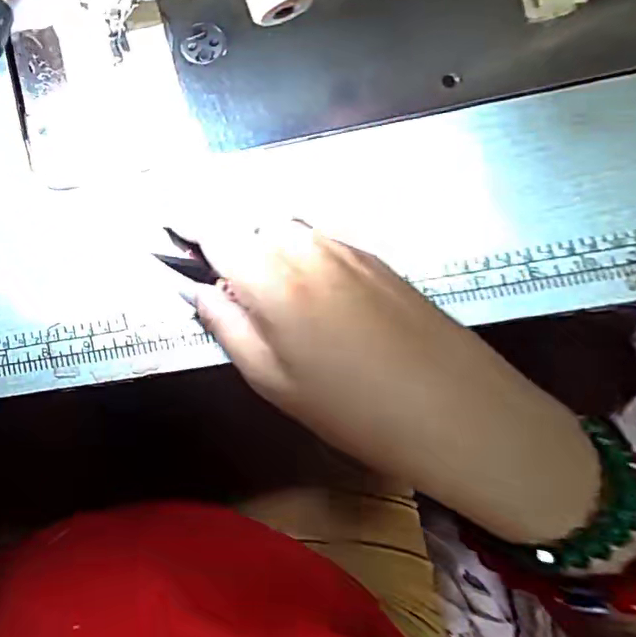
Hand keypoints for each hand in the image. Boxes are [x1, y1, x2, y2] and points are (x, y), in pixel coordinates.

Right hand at [187, 221, 601, 543]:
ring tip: (277, 304)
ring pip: (286, 232)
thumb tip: (199, 291)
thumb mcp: (271, 380)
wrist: (459, 410)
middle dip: (232, 248)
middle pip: (250, 226)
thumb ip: (225, 326)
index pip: (214, 233)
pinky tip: (320, 306)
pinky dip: (302, 260)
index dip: (190, 235)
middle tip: (233, 296)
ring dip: (268, 253)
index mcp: (271, 275)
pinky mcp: (375, 258)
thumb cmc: (352, 407)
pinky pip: (320, 244)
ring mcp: (345, 247)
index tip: (176, 242)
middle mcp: (305, 246)